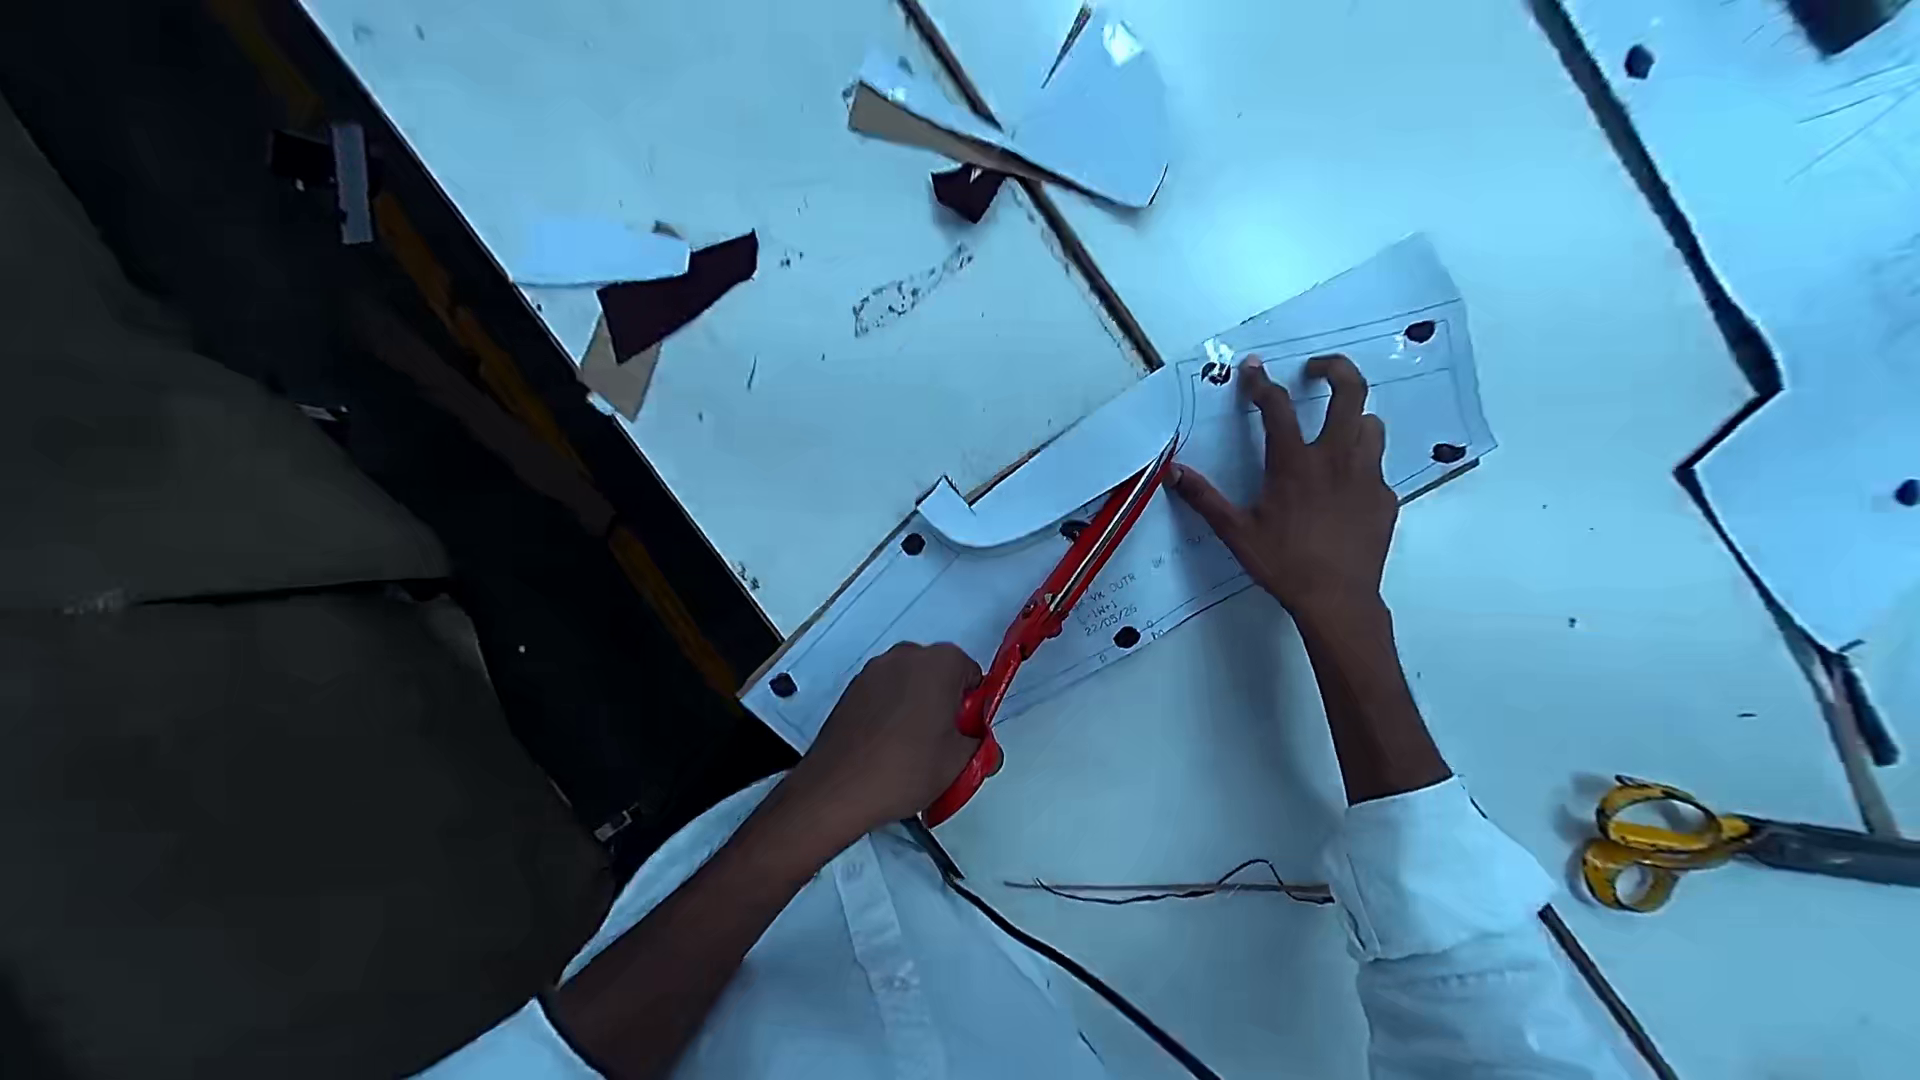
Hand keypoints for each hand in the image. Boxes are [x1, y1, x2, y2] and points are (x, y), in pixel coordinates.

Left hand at [787, 642, 982, 834]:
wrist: (838, 788)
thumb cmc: (906, 769)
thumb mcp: (961, 763)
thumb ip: (982, 745)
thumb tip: (981, 744)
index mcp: (942, 662)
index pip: (971, 675)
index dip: (971, 706)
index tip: (962, 733)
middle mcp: (908, 654)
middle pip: (939, 674)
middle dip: (944, 702)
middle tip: (940, 742)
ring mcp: (875, 668)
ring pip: (910, 683)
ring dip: (916, 706)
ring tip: (910, 749)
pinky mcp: (852, 686)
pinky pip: (884, 692)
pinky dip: (890, 710)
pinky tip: (885, 746)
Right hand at [1170, 355, 1396, 627]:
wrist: (1337, 599)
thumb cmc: (1282, 562)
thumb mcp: (1235, 531)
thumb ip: (1204, 498)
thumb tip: (1173, 472)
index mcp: (1295, 464)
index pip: (1277, 408)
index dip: (1261, 383)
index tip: (1253, 367)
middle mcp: (1336, 459)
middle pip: (1350, 392)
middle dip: (1334, 368)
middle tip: (1314, 368)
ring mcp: (1367, 476)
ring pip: (1370, 425)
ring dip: (1352, 417)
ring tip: (1333, 430)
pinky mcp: (1385, 497)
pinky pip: (1376, 465)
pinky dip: (1359, 462)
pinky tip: (1343, 487)